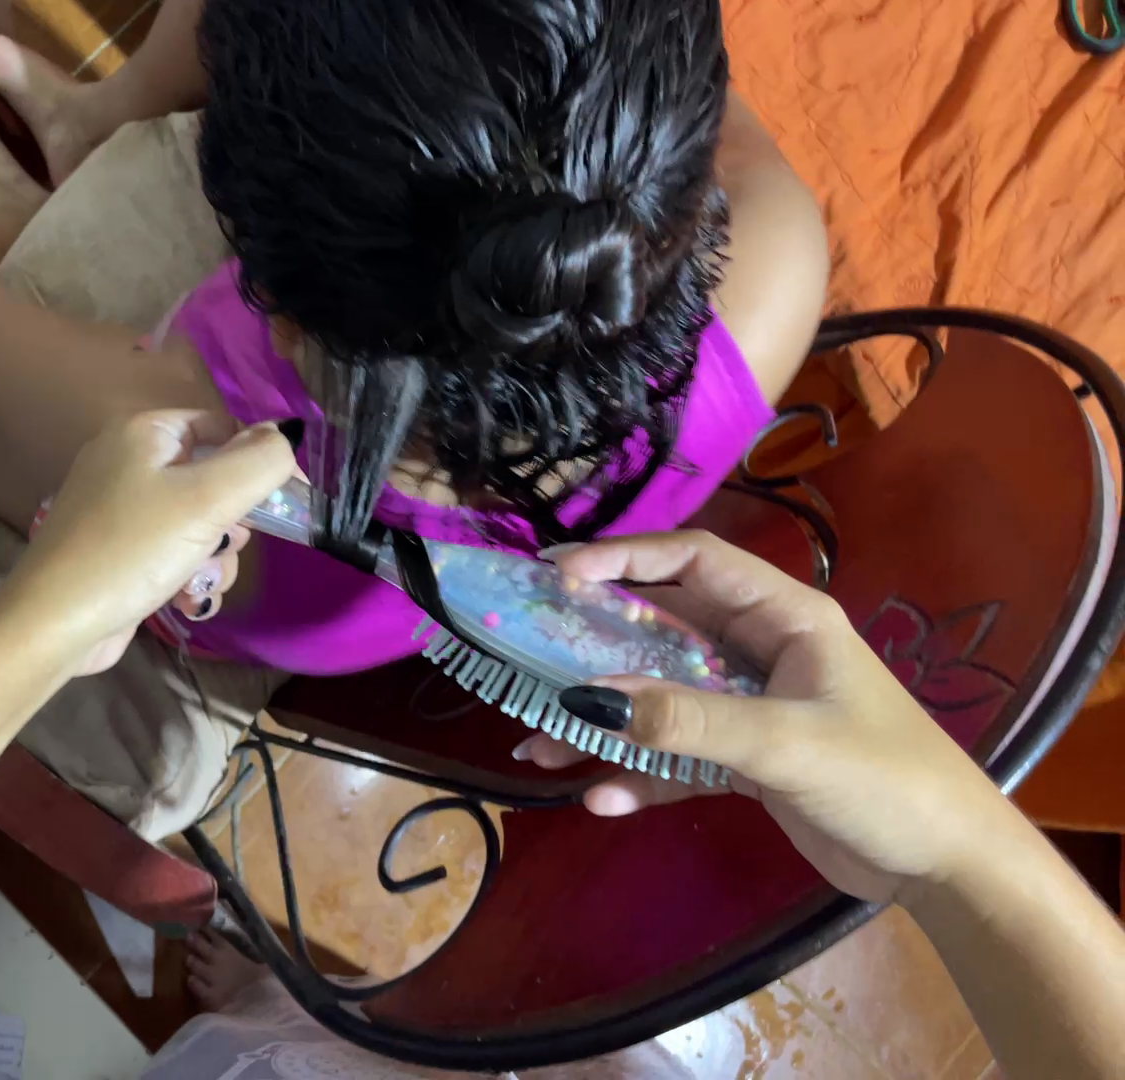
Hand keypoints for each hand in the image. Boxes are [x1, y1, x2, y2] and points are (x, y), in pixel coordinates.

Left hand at [0, 411, 295, 675]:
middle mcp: (128, 461)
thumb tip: (286, 434)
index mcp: (144, 432)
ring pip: (198, 524)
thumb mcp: (206, 500)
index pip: (223, 430)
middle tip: (223, 545)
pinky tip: (181, 601)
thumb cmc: (132, 551)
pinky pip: (172, 551)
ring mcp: (119, 509)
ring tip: (197, 584)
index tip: (285, 507)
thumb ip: (259, 462)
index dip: (259, 464)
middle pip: (213, 480)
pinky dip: (186, 575)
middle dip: (231, 523)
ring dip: (213, 558)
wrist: (55, 623)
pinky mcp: (118, 550)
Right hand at [534, 531, 1013, 903]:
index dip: (624, 556)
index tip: (559, 573)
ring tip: (539, 742)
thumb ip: (685, 719)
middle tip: (526, 641)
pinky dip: (632, 772)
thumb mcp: (785, 744)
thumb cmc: (888, 782)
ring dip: (597, 719)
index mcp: (782, 618)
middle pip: (655, 625)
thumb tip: (585, 698)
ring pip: (650, 691)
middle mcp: (752, 649)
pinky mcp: (731, 751)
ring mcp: (738, 701)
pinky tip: (600, 798)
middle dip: (590, 638)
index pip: (693, 561)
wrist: (953, 877)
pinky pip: (665, 750)